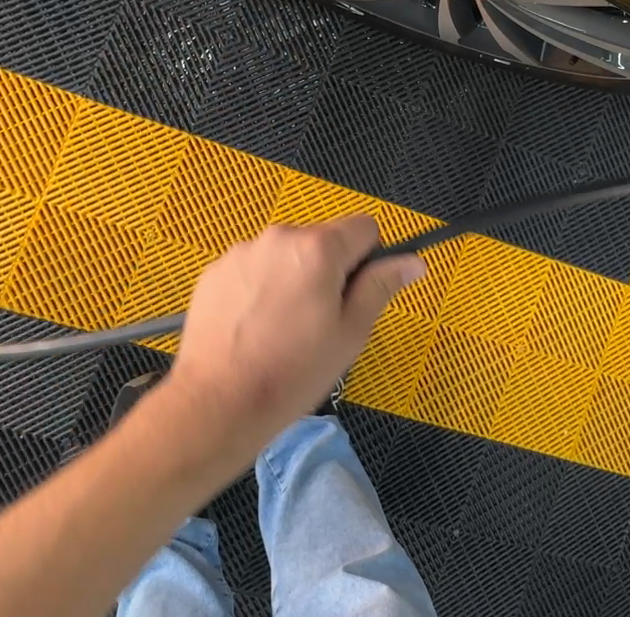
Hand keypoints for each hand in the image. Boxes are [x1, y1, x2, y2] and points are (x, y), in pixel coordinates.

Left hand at [165, 216, 425, 444]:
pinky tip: (255, 326)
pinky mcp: (216, 270)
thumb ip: (381, 286)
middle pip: (323, 240)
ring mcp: (243, 251)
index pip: (364, 227)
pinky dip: (260, 287)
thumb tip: (413, 261)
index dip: (369, 258)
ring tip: (283, 328)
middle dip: (329, 270)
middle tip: (321, 320)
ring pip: (287, 254)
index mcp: (319, 249)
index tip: (357, 292)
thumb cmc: (291, 373)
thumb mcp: (351, 333)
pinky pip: (254, 267)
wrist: (217, 403)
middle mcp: (280, 238)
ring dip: (293, 277)